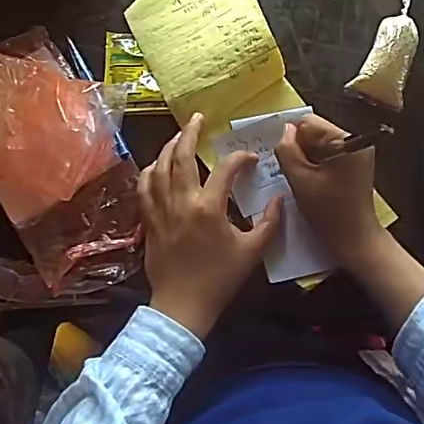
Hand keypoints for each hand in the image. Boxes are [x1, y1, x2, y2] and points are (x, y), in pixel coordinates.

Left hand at [138, 114, 283, 339]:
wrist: (182, 304)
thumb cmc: (219, 279)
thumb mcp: (251, 252)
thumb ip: (269, 223)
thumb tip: (279, 200)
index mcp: (209, 207)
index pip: (224, 169)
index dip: (239, 159)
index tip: (249, 159)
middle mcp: (181, 201)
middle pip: (181, 156)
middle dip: (189, 133)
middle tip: (197, 119)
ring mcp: (160, 209)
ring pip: (159, 167)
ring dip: (168, 147)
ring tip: (178, 136)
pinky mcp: (148, 220)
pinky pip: (144, 187)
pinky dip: (149, 171)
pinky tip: (156, 165)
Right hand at [277, 115, 423, 328]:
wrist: (354, 240)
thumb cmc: (328, 212)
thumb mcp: (300, 180)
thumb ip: (288, 151)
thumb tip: (285, 131)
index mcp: (346, 140)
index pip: (309, 122)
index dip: (292, 138)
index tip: (285, 160)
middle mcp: (354, 142)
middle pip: (315, 132)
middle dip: (299, 149)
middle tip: (291, 172)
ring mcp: (355, 154)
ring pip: (318, 145)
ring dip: (305, 159)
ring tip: (300, 180)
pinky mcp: (353, 166)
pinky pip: (326, 156)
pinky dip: (314, 166)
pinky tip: (309, 183)